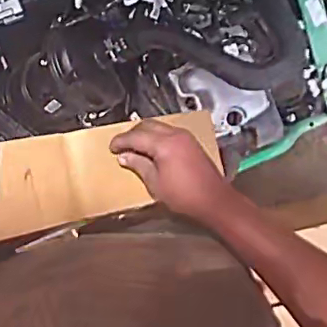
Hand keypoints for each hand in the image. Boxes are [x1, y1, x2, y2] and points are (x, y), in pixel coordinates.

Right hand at [110, 121, 238, 221]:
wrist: (215, 201)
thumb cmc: (184, 197)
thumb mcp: (155, 183)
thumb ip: (139, 165)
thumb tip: (125, 156)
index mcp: (164, 144)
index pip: (136, 136)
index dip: (121, 141)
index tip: (112, 147)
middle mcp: (176, 135)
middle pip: (147, 125)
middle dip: (132, 134)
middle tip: (121, 146)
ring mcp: (186, 137)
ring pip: (158, 126)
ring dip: (144, 133)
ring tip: (134, 147)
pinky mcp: (192, 143)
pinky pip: (168, 132)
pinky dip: (156, 136)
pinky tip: (151, 149)